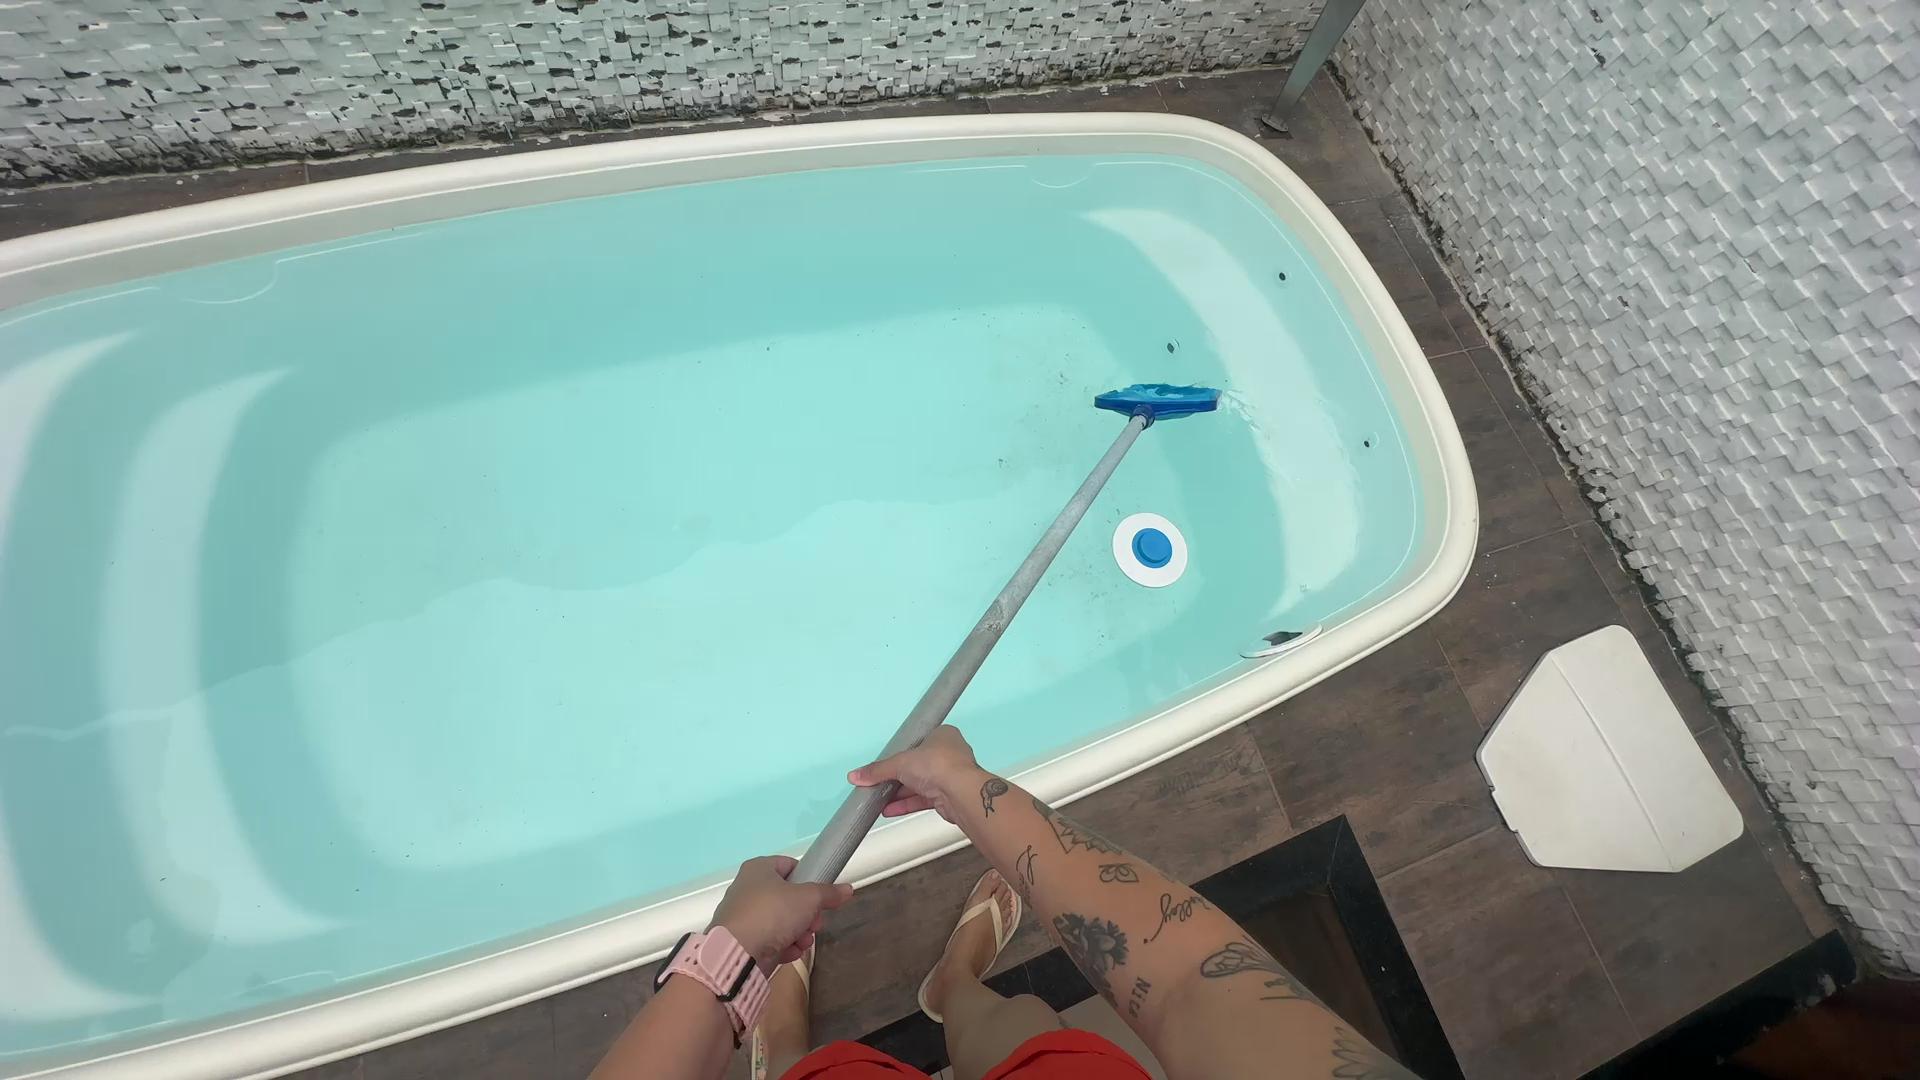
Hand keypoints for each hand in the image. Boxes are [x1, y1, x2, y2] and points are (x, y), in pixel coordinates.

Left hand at [709, 855, 852, 969]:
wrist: (736, 954)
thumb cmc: (772, 912)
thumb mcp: (809, 898)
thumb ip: (829, 893)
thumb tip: (848, 889)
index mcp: (758, 869)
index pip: (789, 865)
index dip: (807, 878)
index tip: (820, 895)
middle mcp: (746, 888)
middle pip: (787, 897)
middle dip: (806, 912)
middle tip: (816, 923)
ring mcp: (742, 916)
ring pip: (779, 920)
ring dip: (797, 931)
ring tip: (804, 941)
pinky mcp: (740, 942)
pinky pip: (768, 939)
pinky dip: (782, 945)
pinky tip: (791, 953)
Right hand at [848, 725, 986, 822]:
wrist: (960, 793)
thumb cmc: (936, 764)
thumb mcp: (900, 762)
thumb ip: (877, 770)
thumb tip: (854, 776)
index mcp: (942, 735)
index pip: (918, 743)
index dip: (901, 754)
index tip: (886, 764)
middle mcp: (949, 754)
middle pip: (917, 766)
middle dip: (897, 777)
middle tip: (878, 784)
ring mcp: (950, 776)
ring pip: (919, 784)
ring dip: (899, 793)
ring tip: (877, 800)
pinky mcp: (948, 797)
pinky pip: (923, 799)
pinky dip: (906, 804)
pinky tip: (888, 810)